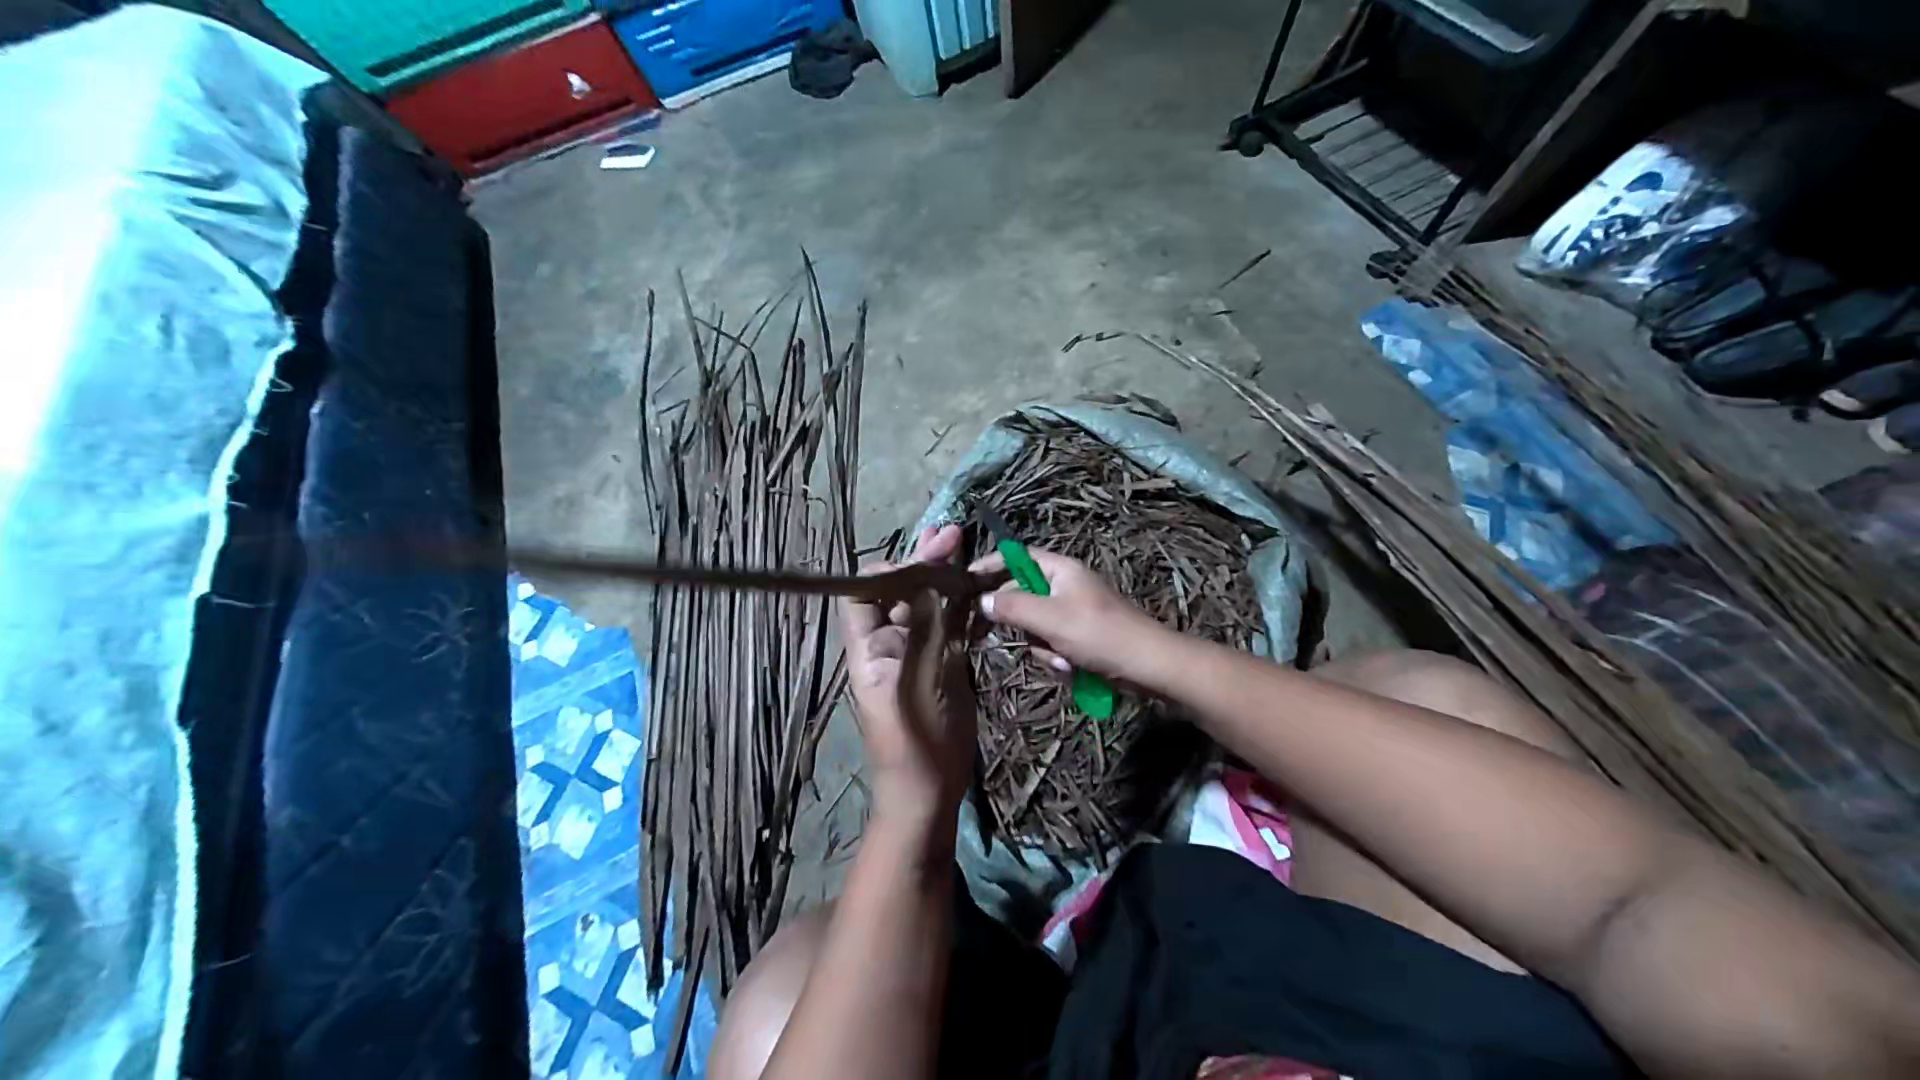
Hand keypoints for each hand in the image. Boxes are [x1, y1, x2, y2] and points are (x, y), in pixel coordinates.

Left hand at [838, 524, 976, 823]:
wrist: (929, 789)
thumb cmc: (915, 740)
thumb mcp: (918, 678)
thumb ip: (926, 626)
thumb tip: (933, 578)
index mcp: (869, 645)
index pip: (866, 590)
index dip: (891, 568)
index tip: (926, 554)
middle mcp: (890, 641)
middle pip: (902, 591)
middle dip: (924, 562)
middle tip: (952, 534)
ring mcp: (919, 651)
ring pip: (931, 604)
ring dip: (948, 579)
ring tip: (967, 548)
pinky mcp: (944, 663)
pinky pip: (952, 625)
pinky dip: (966, 606)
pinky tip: (983, 590)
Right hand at [970, 547, 1165, 680]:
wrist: (1149, 667)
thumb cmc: (1099, 634)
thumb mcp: (1049, 618)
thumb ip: (1011, 606)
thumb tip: (980, 600)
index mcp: (1060, 569)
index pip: (1015, 557)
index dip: (989, 567)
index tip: (963, 583)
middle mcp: (1064, 585)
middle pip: (1020, 595)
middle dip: (1019, 622)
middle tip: (1000, 637)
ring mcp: (1072, 612)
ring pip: (1033, 625)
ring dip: (1040, 646)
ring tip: (1059, 658)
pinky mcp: (1078, 636)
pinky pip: (1050, 642)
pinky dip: (1055, 656)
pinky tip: (1069, 667)